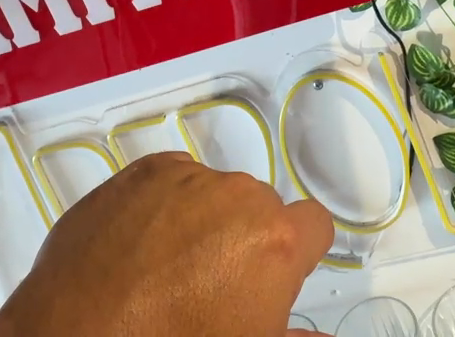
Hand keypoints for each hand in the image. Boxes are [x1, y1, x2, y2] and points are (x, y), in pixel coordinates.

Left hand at [0, 152, 331, 336]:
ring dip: (202, 220)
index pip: (315, 224)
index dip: (299, 251)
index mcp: (274, 240)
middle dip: (244, 237)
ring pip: (212, 192)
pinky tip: (139, 248)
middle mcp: (236, 194)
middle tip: (212, 284)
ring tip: (166, 269)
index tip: (276, 276)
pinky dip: (163, 205)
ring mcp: (185, 175)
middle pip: (258, 207)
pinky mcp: (141, 169)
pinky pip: (170, 180)